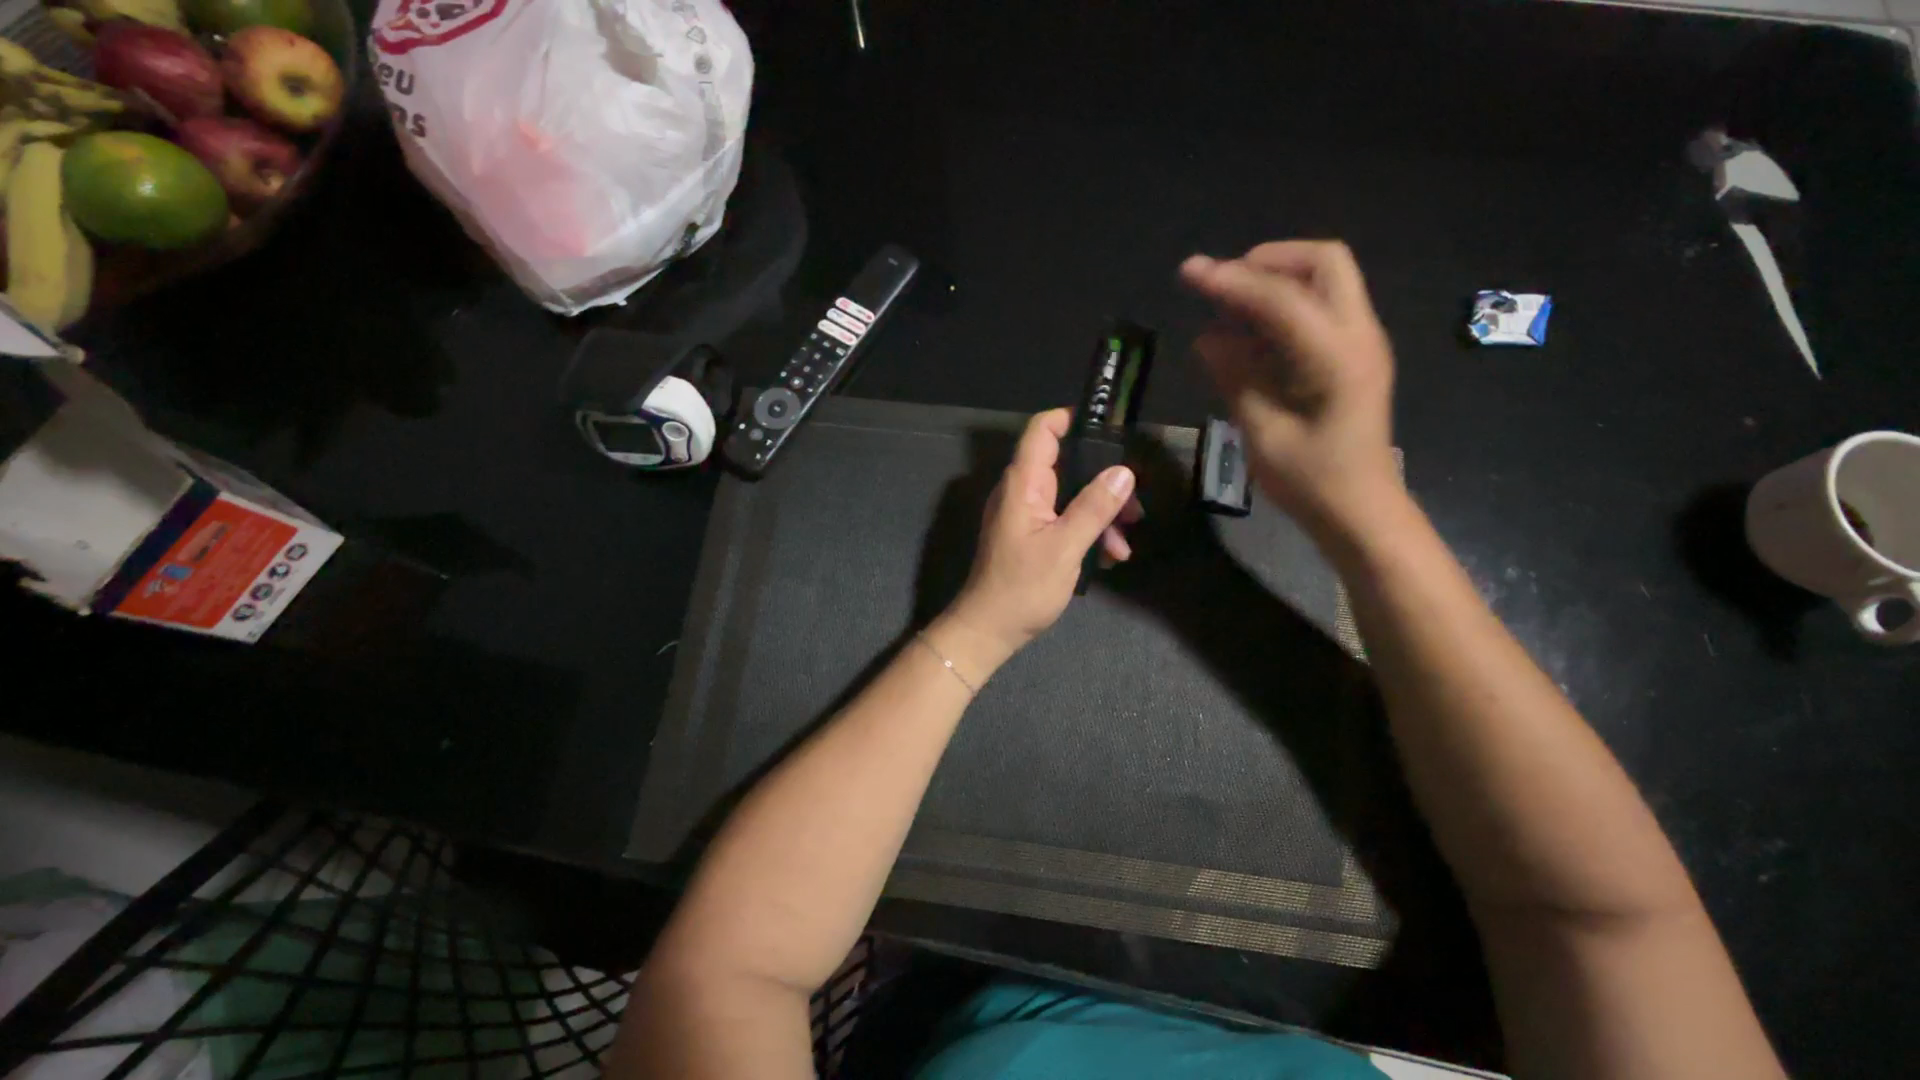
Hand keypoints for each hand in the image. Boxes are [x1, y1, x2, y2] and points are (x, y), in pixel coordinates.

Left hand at [934, 409, 1139, 672]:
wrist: (990, 630)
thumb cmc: (1023, 588)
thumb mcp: (1065, 548)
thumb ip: (1093, 508)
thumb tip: (1124, 472)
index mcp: (1023, 485)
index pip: (1042, 431)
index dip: (1072, 419)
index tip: (1110, 430)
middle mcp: (1022, 491)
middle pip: (1067, 464)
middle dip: (1104, 481)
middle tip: (1134, 506)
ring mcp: (1026, 514)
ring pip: (1071, 496)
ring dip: (1102, 514)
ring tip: (1125, 543)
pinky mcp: (1032, 535)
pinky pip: (1065, 520)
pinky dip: (1088, 532)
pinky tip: (1110, 557)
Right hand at [1179, 240, 1403, 537]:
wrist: (1362, 512)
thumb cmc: (1313, 482)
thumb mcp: (1264, 434)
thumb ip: (1235, 377)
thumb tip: (1206, 338)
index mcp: (1337, 357)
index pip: (1282, 297)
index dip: (1232, 280)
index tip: (1189, 273)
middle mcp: (1357, 335)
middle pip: (1322, 262)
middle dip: (1267, 261)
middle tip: (1222, 283)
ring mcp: (1360, 343)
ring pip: (1324, 280)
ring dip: (1274, 280)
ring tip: (1225, 304)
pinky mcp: (1353, 356)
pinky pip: (1320, 309)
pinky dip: (1282, 306)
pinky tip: (1244, 332)